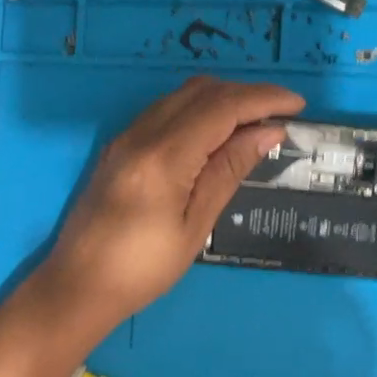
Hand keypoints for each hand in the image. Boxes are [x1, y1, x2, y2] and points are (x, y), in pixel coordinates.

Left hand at [33, 77, 303, 335]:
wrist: (78, 286)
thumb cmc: (142, 270)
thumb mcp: (195, 226)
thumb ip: (228, 171)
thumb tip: (268, 132)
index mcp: (163, 156)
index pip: (222, 106)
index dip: (264, 99)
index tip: (298, 105)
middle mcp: (140, 136)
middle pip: (200, 91)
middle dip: (245, 94)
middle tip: (279, 116)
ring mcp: (124, 140)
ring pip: (179, 97)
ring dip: (219, 100)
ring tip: (252, 126)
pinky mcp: (116, 150)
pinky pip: (162, 113)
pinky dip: (195, 113)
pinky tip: (213, 137)